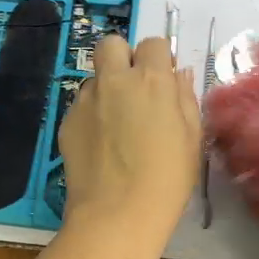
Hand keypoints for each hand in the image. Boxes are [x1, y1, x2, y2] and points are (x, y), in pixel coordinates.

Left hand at [59, 33, 201, 236]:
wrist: (116, 214)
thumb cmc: (167, 180)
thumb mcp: (191, 138)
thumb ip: (184, 99)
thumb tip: (177, 75)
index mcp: (151, 81)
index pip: (153, 44)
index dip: (158, 60)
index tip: (161, 80)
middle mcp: (114, 81)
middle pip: (111, 44)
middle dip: (122, 57)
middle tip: (133, 88)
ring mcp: (85, 101)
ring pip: (94, 78)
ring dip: (106, 89)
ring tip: (116, 125)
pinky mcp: (66, 122)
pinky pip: (80, 106)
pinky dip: (91, 116)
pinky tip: (100, 146)